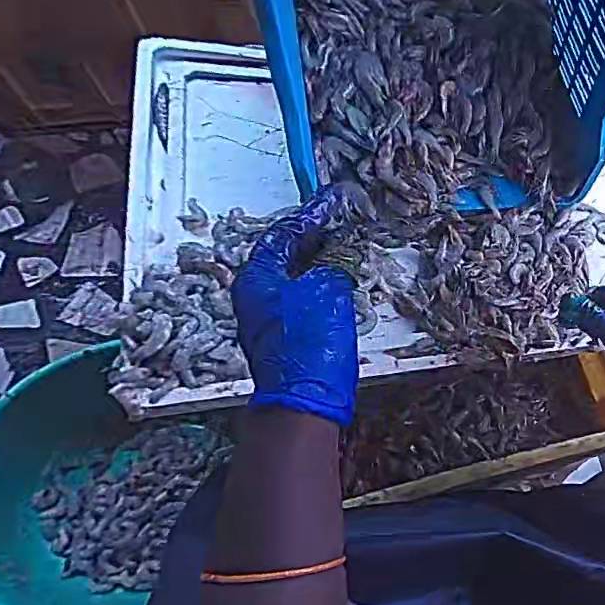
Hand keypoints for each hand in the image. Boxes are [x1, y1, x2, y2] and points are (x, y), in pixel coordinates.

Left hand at [233, 187, 358, 426]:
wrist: (305, 400)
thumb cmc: (309, 345)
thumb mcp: (326, 290)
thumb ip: (332, 263)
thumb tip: (338, 254)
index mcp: (256, 278)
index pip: (283, 233)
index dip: (311, 216)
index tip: (333, 204)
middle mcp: (256, 296)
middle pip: (287, 255)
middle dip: (317, 239)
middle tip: (344, 222)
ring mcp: (270, 318)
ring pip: (297, 277)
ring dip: (321, 262)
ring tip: (348, 246)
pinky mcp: (287, 336)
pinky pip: (304, 298)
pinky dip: (322, 284)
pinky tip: (342, 280)